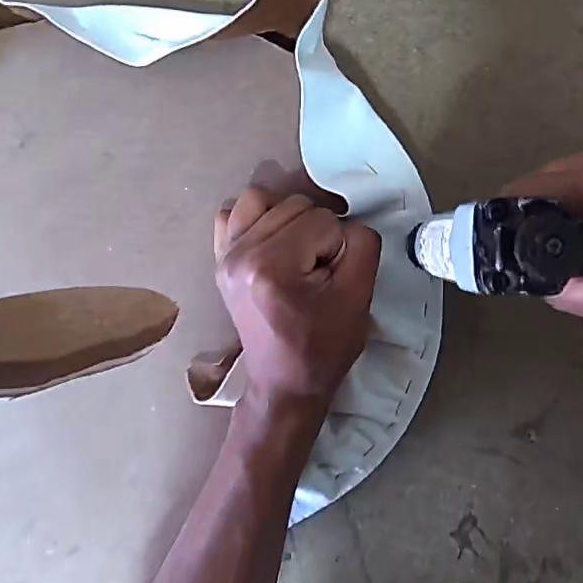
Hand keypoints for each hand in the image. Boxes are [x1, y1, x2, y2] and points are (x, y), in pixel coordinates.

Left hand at [213, 187, 381, 407]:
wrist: (285, 383)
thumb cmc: (324, 347)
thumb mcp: (358, 297)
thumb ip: (363, 246)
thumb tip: (349, 223)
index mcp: (272, 265)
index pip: (323, 220)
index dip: (338, 248)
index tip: (332, 282)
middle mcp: (240, 253)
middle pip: (295, 205)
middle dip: (316, 233)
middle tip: (318, 272)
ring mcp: (225, 255)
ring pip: (264, 199)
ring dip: (289, 219)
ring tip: (298, 252)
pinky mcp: (220, 259)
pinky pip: (233, 213)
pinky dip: (256, 218)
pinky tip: (272, 243)